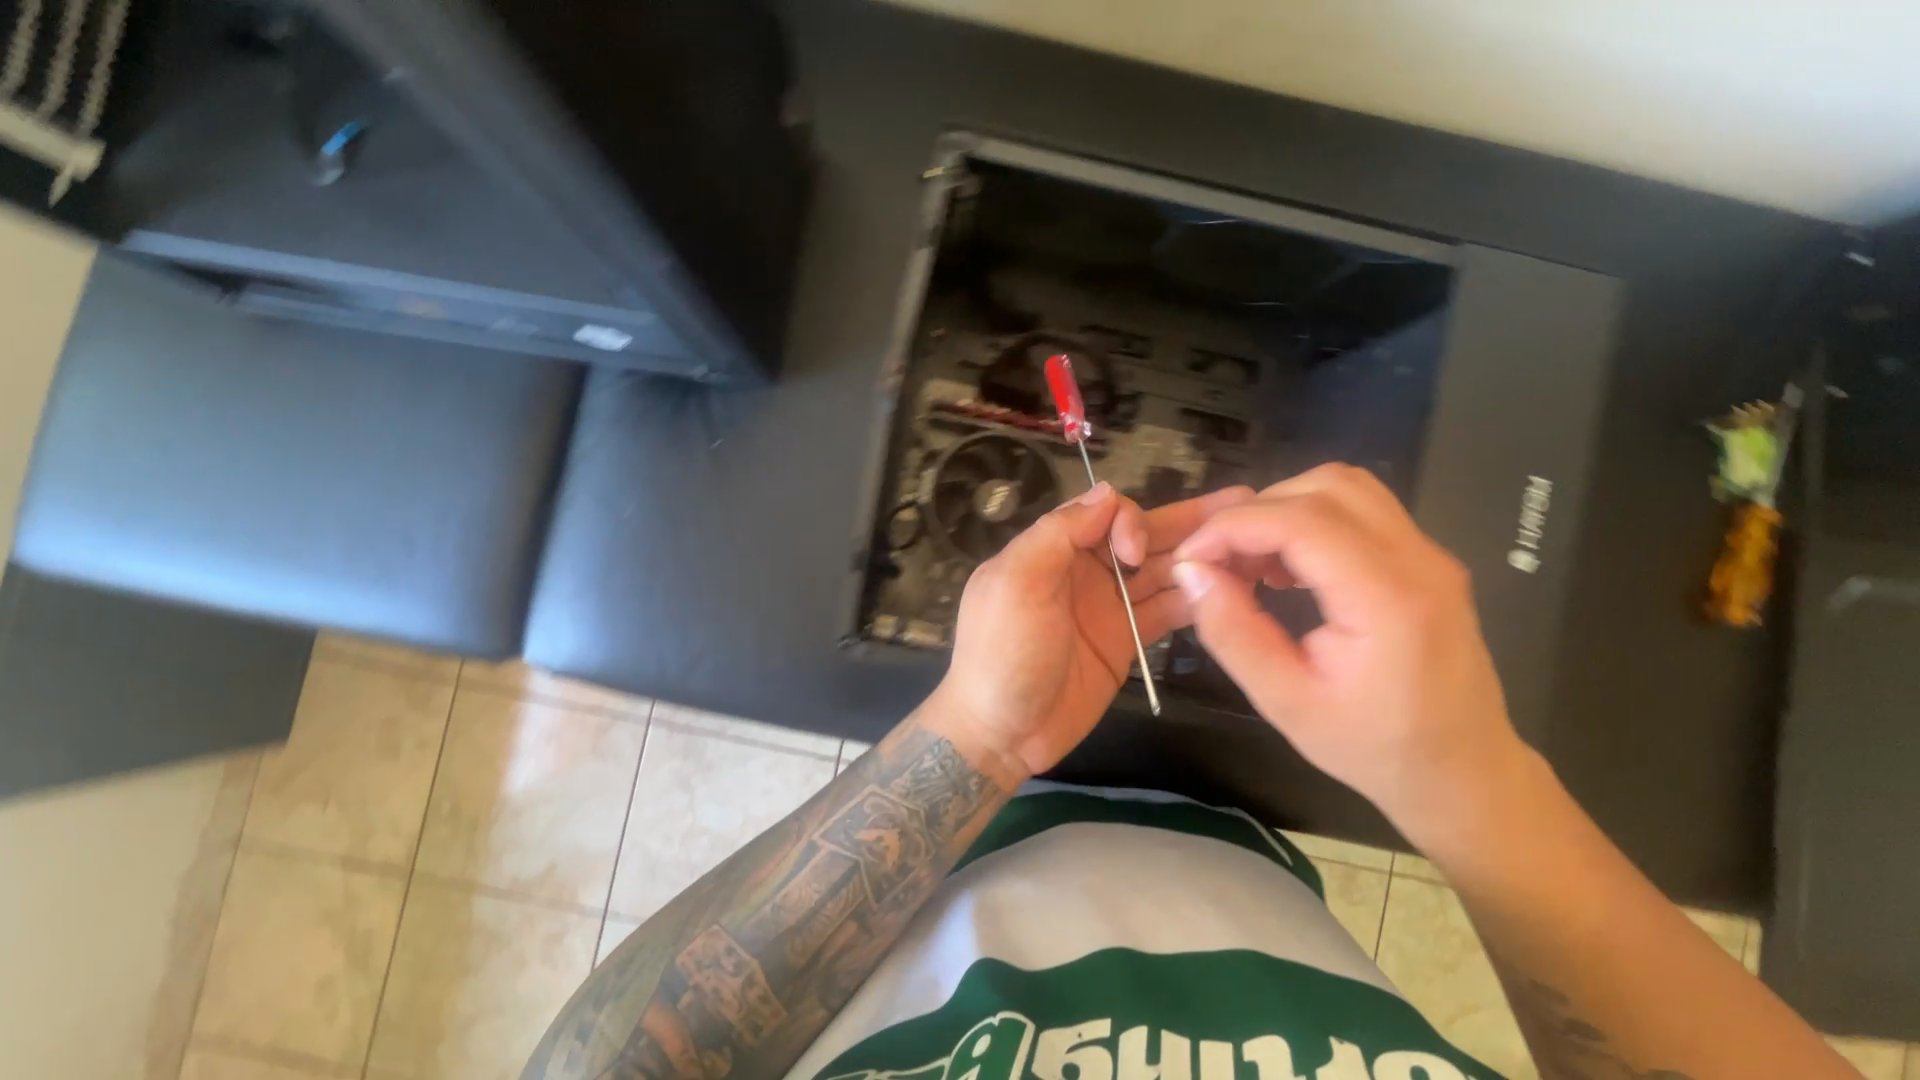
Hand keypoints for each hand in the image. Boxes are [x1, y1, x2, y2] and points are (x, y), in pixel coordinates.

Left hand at [930, 482, 1253, 777]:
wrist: (1001, 733)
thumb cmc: (1001, 653)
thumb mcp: (1016, 584)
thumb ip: (1057, 534)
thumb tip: (1107, 492)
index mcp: (1052, 551)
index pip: (1103, 514)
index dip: (1128, 521)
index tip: (1133, 552)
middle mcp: (1084, 572)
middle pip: (1141, 537)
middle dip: (1188, 521)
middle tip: (1244, 502)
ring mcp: (1108, 607)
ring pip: (1160, 571)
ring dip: (1201, 557)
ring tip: (1252, 543)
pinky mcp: (1126, 642)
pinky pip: (1165, 611)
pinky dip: (1194, 599)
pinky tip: (1231, 589)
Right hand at [1171, 464, 1531, 835]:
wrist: (1462, 773)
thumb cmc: (1372, 747)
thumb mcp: (1285, 702)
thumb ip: (1233, 632)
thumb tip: (1191, 572)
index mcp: (1387, 599)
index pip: (1300, 520)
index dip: (1233, 526)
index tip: (1192, 558)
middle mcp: (1418, 560)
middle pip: (1326, 486)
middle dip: (1257, 511)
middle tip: (1220, 559)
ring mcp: (1429, 555)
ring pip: (1347, 487)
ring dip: (1286, 508)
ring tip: (1252, 561)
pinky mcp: (1427, 560)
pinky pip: (1363, 511)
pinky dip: (1312, 520)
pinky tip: (1288, 569)